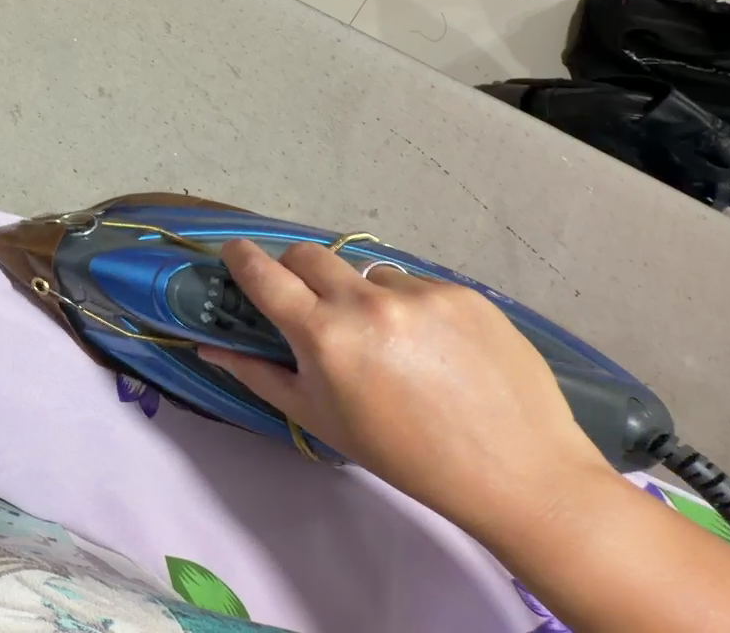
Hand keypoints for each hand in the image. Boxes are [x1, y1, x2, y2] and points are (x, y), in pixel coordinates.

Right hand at [198, 239, 616, 534]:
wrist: (521, 476)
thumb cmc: (402, 454)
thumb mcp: (317, 417)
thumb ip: (256, 373)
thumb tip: (207, 347)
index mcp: (323, 334)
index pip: (261, 272)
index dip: (239, 256)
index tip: (234, 254)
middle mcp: (365, 302)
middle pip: (307, 254)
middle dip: (295, 270)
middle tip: (308, 303)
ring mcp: (419, 294)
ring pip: (364, 271)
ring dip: (358, 293)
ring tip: (386, 338)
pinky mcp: (465, 295)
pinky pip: (414, 285)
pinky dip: (407, 306)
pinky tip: (431, 345)